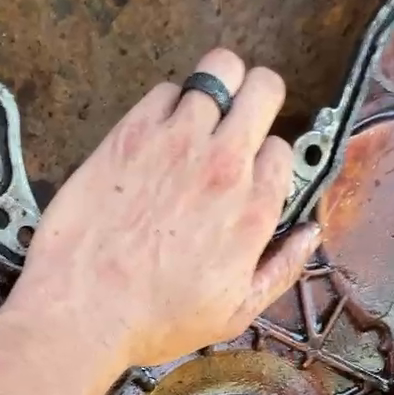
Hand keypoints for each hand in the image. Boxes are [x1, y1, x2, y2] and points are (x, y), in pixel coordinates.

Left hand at [4, 49, 323, 369]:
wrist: (84, 313)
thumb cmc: (153, 322)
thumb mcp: (232, 315)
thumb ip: (280, 270)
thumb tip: (310, 235)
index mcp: (253, 211)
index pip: (283, 150)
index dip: (265, 161)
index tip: (248, 175)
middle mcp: (224, 166)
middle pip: (264, 89)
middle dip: (256, 100)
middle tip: (234, 125)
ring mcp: (177, 142)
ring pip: (217, 71)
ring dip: (211, 93)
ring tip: (194, 124)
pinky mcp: (132, 133)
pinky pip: (165, 90)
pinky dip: (165, 105)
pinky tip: (153, 139)